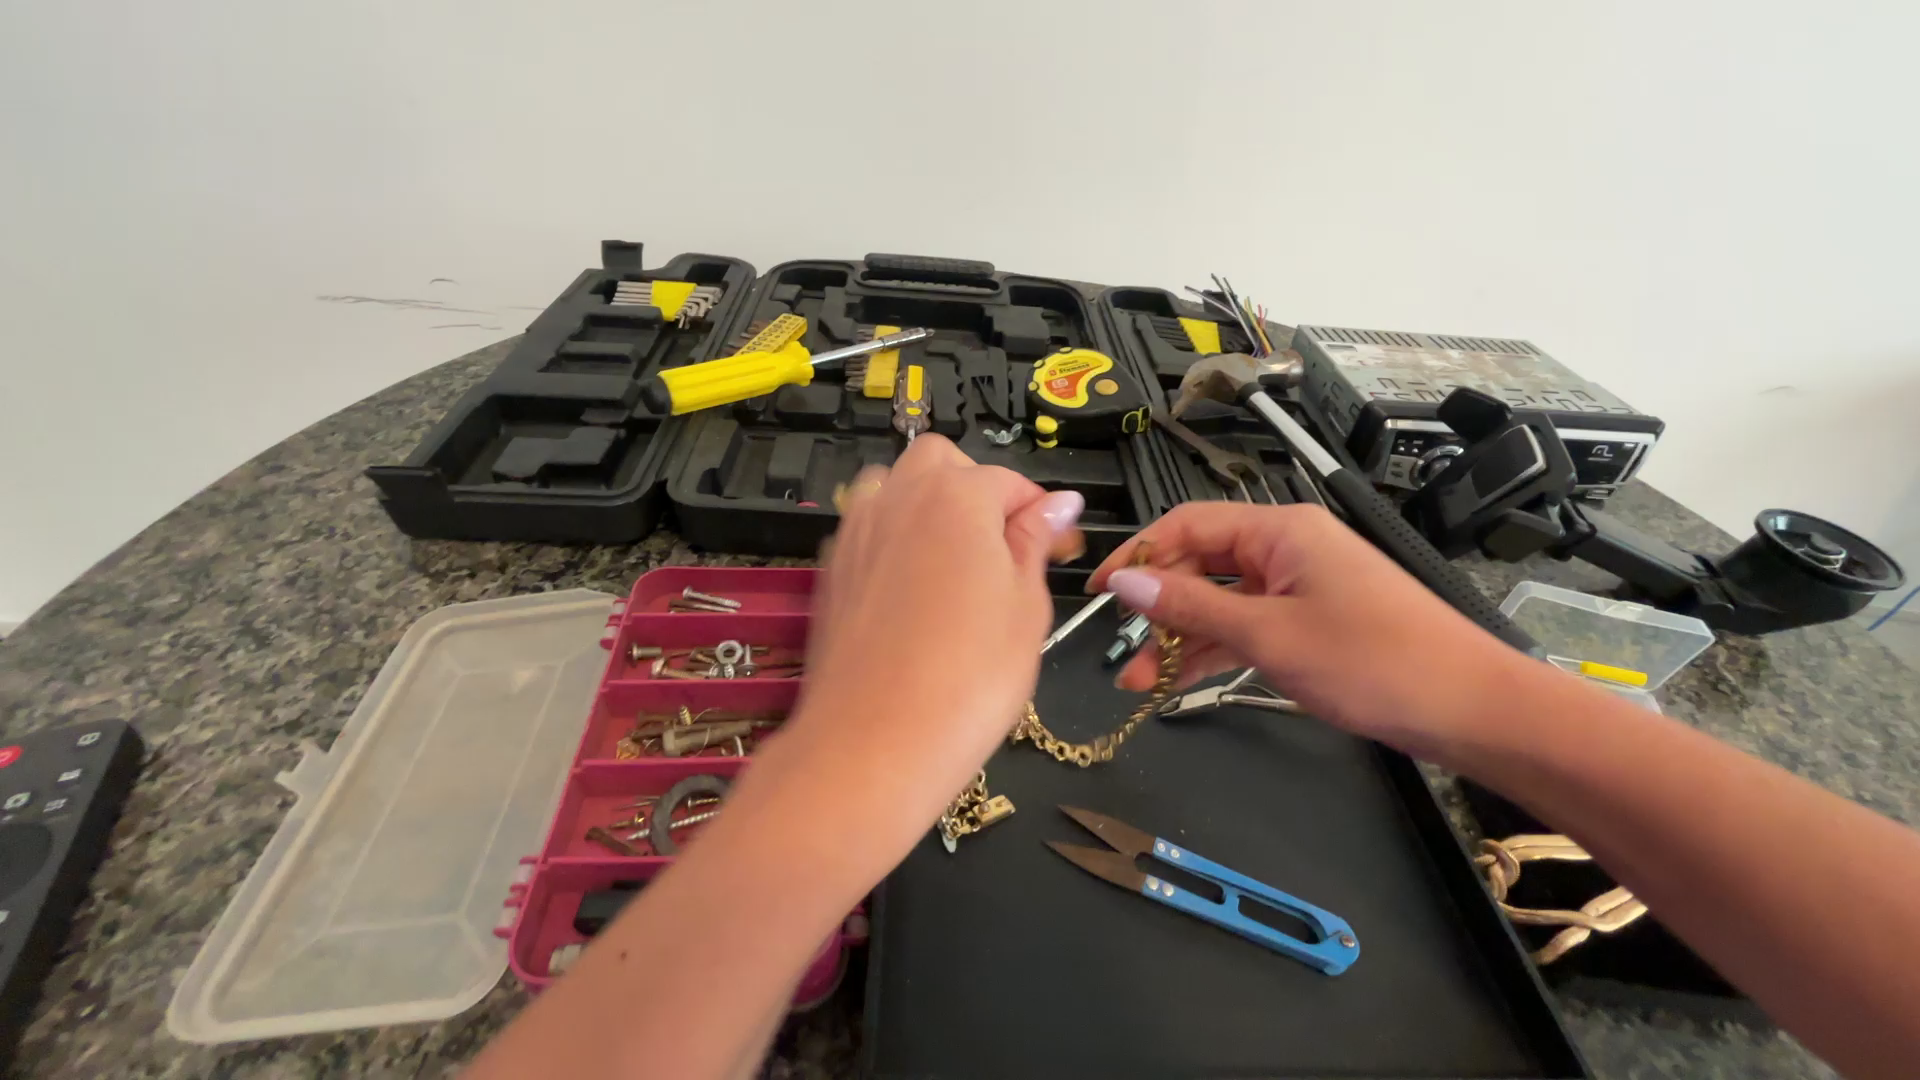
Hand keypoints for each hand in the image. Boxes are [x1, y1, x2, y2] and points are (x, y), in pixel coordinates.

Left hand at [777, 436, 1085, 823]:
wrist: (873, 743)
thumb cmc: (966, 680)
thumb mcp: (1027, 607)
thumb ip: (1035, 541)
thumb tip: (1056, 505)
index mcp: (956, 497)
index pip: (1010, 481)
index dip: (1042, 513)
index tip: (1057, 546)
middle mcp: (898, 497)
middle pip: (943, 463)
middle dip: (978, 489)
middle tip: (1004, 548)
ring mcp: (856, 530)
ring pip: (897, 487)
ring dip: (931, 506)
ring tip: (957, 564)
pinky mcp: (832, 568)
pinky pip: (870, 528)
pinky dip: (897, 539)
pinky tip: (915, 592)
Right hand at [1089, 502, 1537, 757]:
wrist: (1472, 710)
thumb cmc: (1374, 662)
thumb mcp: (1267, 635)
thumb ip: (1189, 606)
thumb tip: (1123, 580)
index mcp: (1277, 531)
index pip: (1186, 526)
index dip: (1136, 556)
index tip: (1098, 592)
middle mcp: (1284, 548)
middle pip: (1199, 564)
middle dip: (1156, 607)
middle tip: (1121, 651)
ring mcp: (1297, 585)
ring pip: (1219, 601)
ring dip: (1179, 637)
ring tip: (1139, 680)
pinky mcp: (1309, 620)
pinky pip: (1245, 625)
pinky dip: (1213, 649)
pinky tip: (1178, 680)